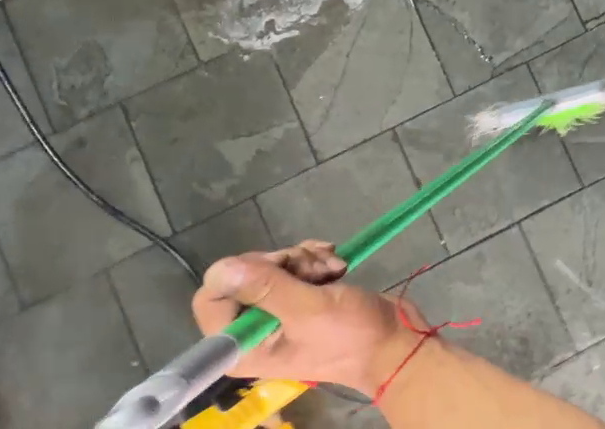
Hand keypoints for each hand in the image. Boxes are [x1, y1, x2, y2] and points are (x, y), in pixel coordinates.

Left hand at [191, 241, 412, 393]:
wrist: (393, 342)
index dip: (245, 273)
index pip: (212, 297)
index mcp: (239, 343)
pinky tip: (338, 264)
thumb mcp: (309, 310)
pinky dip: (317, 260)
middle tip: (317, 269)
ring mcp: (278, 313)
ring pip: (275, 268)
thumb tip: (219, 268)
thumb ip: (266, 289)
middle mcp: (251, 328)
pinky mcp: (302, 299)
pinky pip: (296, 268)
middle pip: (246, 277)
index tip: (283, 265)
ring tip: (335, 268)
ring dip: (307, 260)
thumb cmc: (349, 335)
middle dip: (285, 263)